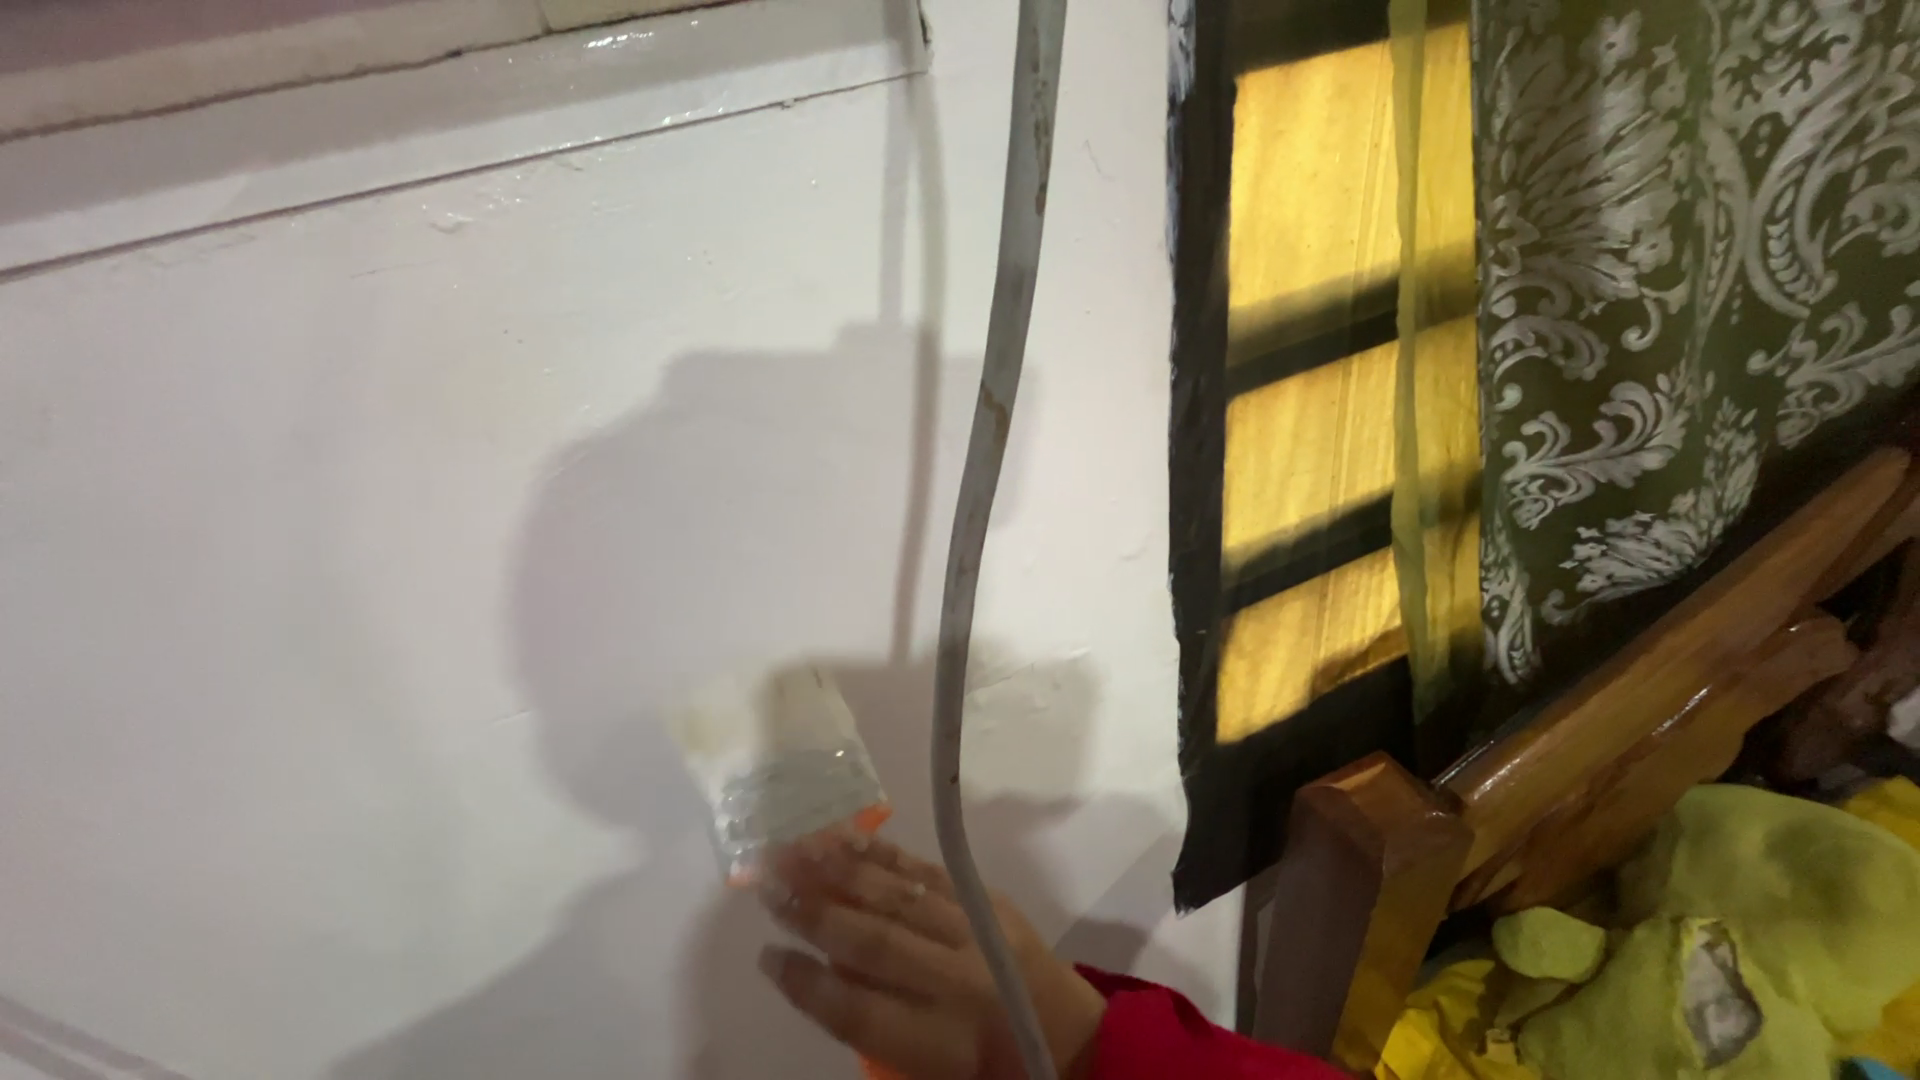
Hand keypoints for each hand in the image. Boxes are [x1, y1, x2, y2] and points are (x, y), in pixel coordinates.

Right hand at [757, 832, 1107, 1079]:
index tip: (766, 957)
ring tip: (792, 850)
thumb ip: (877, 1021)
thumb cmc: (988, 1067)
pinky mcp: (987, 899)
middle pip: (871, 941)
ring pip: (896, 894)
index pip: (857, 1012)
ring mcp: (975, 931)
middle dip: (813, 912)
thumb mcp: (931, 1068)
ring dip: (839, 871)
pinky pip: (927, 870)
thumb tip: (820, 965)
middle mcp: (956, 982)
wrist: (1070, 1036)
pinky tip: (846, 839)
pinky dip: (884, 853)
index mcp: (941, 1044)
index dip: (806, 985)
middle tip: (765, 886)